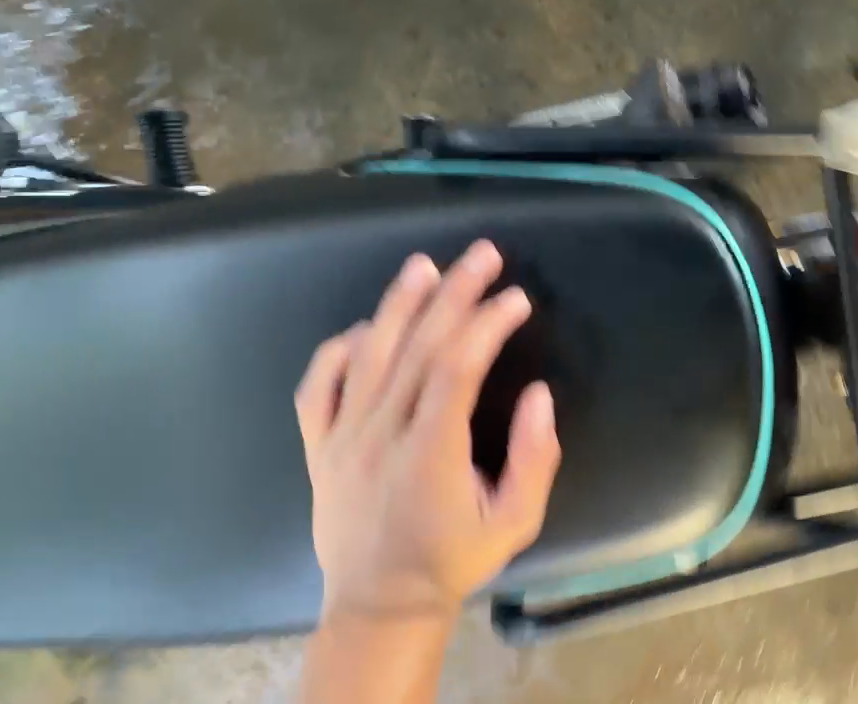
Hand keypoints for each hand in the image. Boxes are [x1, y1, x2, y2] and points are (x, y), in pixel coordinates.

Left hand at [294, 240, 561, 622]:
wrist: (379, 603)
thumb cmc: (457, 557)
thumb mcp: (518, 520)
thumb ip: (535, 457)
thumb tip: (539, 395)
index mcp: (429, 454)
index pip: (456, 369)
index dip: (486, 325)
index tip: (517, 299)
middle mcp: (379, 437)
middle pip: (417, 348)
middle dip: (455, 294)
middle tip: (485, 254)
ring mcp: (341, 440)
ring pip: (368, 356)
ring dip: (399, 305)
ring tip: (425, 266)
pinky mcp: (319, 447)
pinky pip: (318, 387)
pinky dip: (339, 349)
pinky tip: (366, 326)